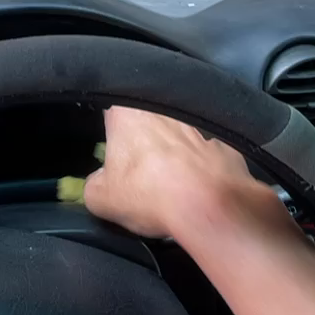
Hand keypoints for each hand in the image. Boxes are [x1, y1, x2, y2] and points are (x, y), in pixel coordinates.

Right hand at [83, 107, 288, 245]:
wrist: (209, 206)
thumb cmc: (151, 194)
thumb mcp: (100, 198)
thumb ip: (92, 184)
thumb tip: (98, 183)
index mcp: (127, 112)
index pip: (110, 110)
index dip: (110, 129)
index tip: (111, 146)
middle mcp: (162, 109)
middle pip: (145, 121)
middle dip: (142, 141)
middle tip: (139, 170)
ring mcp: (196, 123)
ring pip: (176, 134)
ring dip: (171, 153)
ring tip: (168, 183)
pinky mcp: (222, 141)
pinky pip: (204, 151)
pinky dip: (199, 165)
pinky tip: (195, 187)